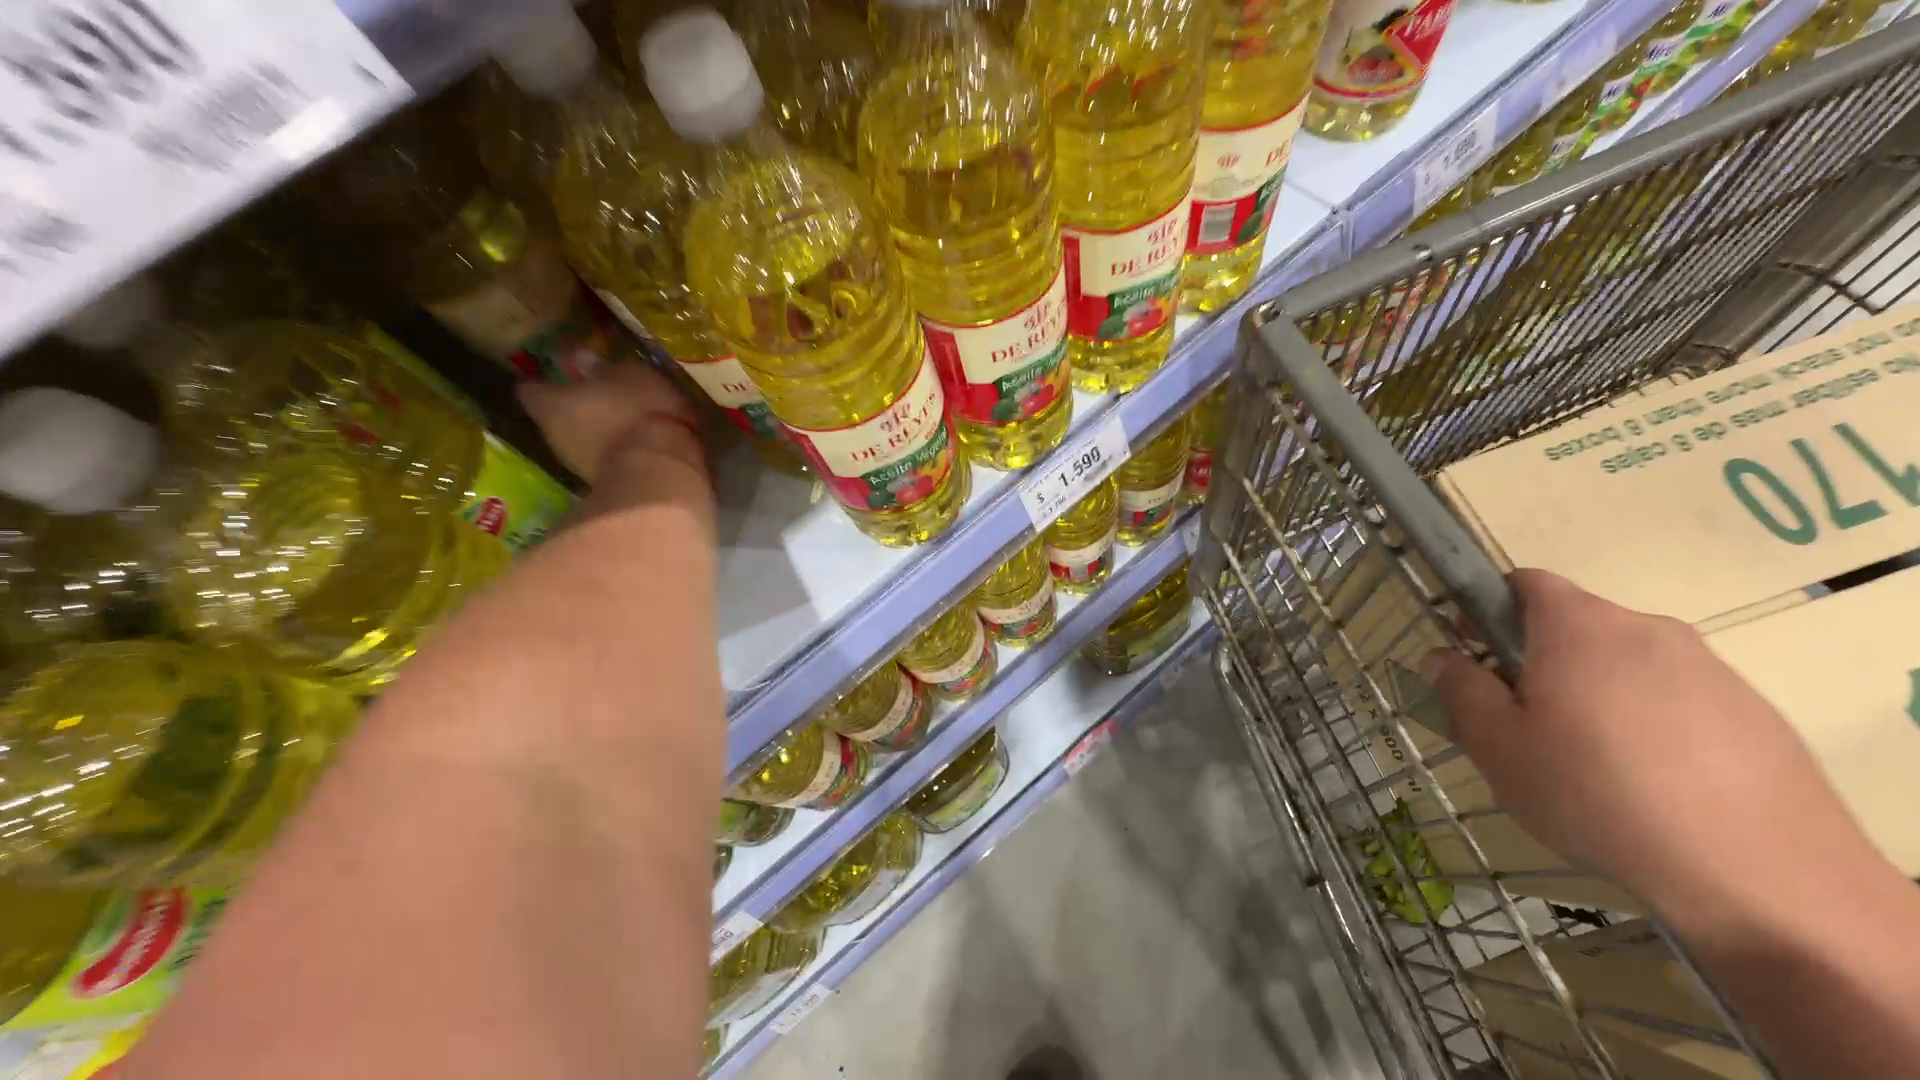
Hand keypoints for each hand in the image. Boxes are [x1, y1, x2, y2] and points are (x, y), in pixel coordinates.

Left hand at [518, 364, 712, 526]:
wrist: (659, 470)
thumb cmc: (636, 411)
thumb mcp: (628, 374)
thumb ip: (601, 366)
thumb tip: (580, 357)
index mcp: (550, 402)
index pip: (529, 388)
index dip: (543, 381)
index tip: (559, 376)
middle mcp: (551, 434)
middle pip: (551, 416)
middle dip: (570, 407)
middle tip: (593, 396)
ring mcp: (573, 463)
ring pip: (575, 438)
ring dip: (592, 429)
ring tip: (616, 419)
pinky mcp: (598, 482)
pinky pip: (598, 456)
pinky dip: (609, 448)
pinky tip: (630, 440)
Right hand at [1424, 569, 1876, 919]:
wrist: (1758, 870)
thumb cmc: (1596, 795)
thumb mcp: (1498, 747)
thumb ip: (1461, 691)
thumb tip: (1443, 656)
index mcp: (1577, 626)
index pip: (1524, 583)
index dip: (1489, 610)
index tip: (1477, 657)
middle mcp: (1645, 629)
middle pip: (1576, 626)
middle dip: (1542, 661)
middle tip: (1526, 726)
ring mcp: (1708, 667)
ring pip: (1627, 666)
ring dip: (1598, 695)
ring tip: (1592, 766)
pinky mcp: (1753, 711)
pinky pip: (1679, 701)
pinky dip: (1654, 726)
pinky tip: (1653, 787)